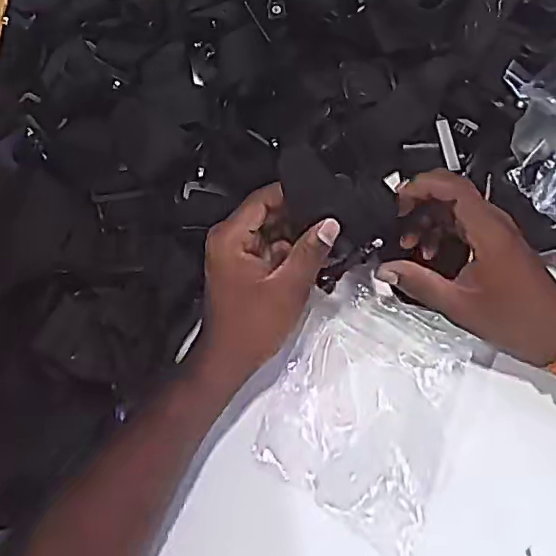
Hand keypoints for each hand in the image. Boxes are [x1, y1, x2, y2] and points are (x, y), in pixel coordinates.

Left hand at [193, 183, 337, 385]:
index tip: (316, 198)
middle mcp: (227, 239)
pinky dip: (285, 254)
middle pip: (267, 214)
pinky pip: (266, 248)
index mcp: (230, 236)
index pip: (262, 198)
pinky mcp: (240, 266)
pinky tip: (305, 265)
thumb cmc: (248, 329)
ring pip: (269, 231)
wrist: (228, 360)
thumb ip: (310, 251)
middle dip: (296, 220)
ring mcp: (232, 253)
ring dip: (293, 239)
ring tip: (316, 250)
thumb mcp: (288, 287)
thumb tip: (328, 225)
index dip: (290, 195)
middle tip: (323, 228)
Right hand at [377, 171, 555, 365]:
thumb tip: (387, 270)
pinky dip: (441, 231)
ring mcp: (496, 231)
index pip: (451, 185)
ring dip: (429, 219)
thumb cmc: (523, 320)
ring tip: (413, 243)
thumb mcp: (460, 305)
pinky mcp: (497, 242)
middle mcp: (494, 223)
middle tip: (400, 218)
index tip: (400, 199)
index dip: (420, 186)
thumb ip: (419, 283)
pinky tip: (431, 254)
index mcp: (487, 230)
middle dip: (419, 202)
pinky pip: (463, 222)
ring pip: (454, 207)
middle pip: (449, 192)